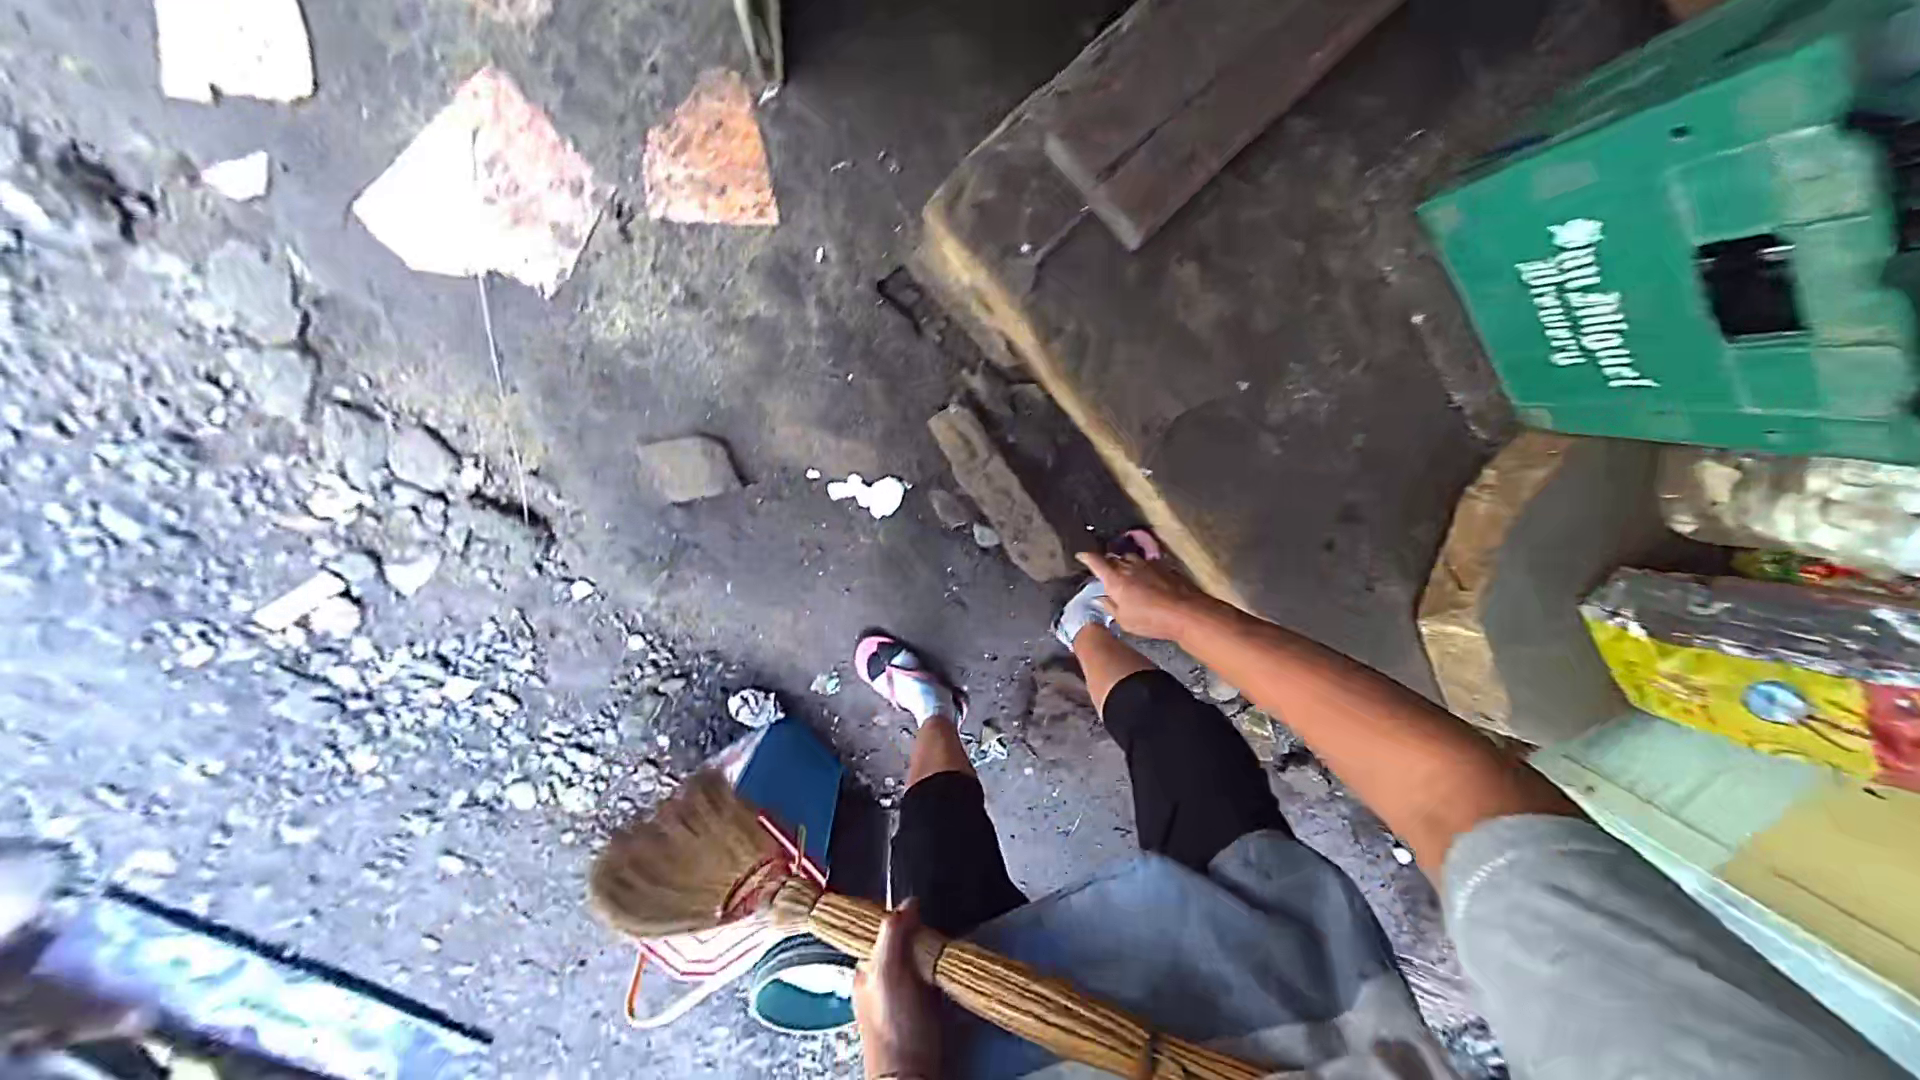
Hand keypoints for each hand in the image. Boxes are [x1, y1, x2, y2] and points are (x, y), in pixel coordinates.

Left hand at [854, 899, 940, 1079]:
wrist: (911, 1077)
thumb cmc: (894, 1029)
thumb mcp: (887, 972)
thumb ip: (892, 934)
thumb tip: (907, 903)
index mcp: (865, 970)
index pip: (882, 929)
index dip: (900, 919)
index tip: (917, 917)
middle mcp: (882, 980)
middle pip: (904, 941)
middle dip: (920, 937)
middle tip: (930, 941)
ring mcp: (903, 995)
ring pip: (921, 958)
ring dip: (932, 954)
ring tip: (938, 958)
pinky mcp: (925, 1008)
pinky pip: (935, 977)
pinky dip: (942, 973)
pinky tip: (944, 976)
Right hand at [1076, 552, 1218, 642]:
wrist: (1185, 612)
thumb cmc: (1151, 619)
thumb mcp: (1124, 620)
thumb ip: (1110, 606)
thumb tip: (1101, 598)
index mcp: (1115, 579)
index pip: (1096, 562)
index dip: (1087, 557)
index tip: (1082, 555)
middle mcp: (1129, 567)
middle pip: (1113, 558)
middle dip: (1107, 562)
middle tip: (1104, 570)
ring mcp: (1147, 564)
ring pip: (1130, 558)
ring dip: (1125, 563)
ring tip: (1125, 573)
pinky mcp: (1163, 567)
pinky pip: (1147, 563)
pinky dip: (1142, 567)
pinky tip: (1145, 577)